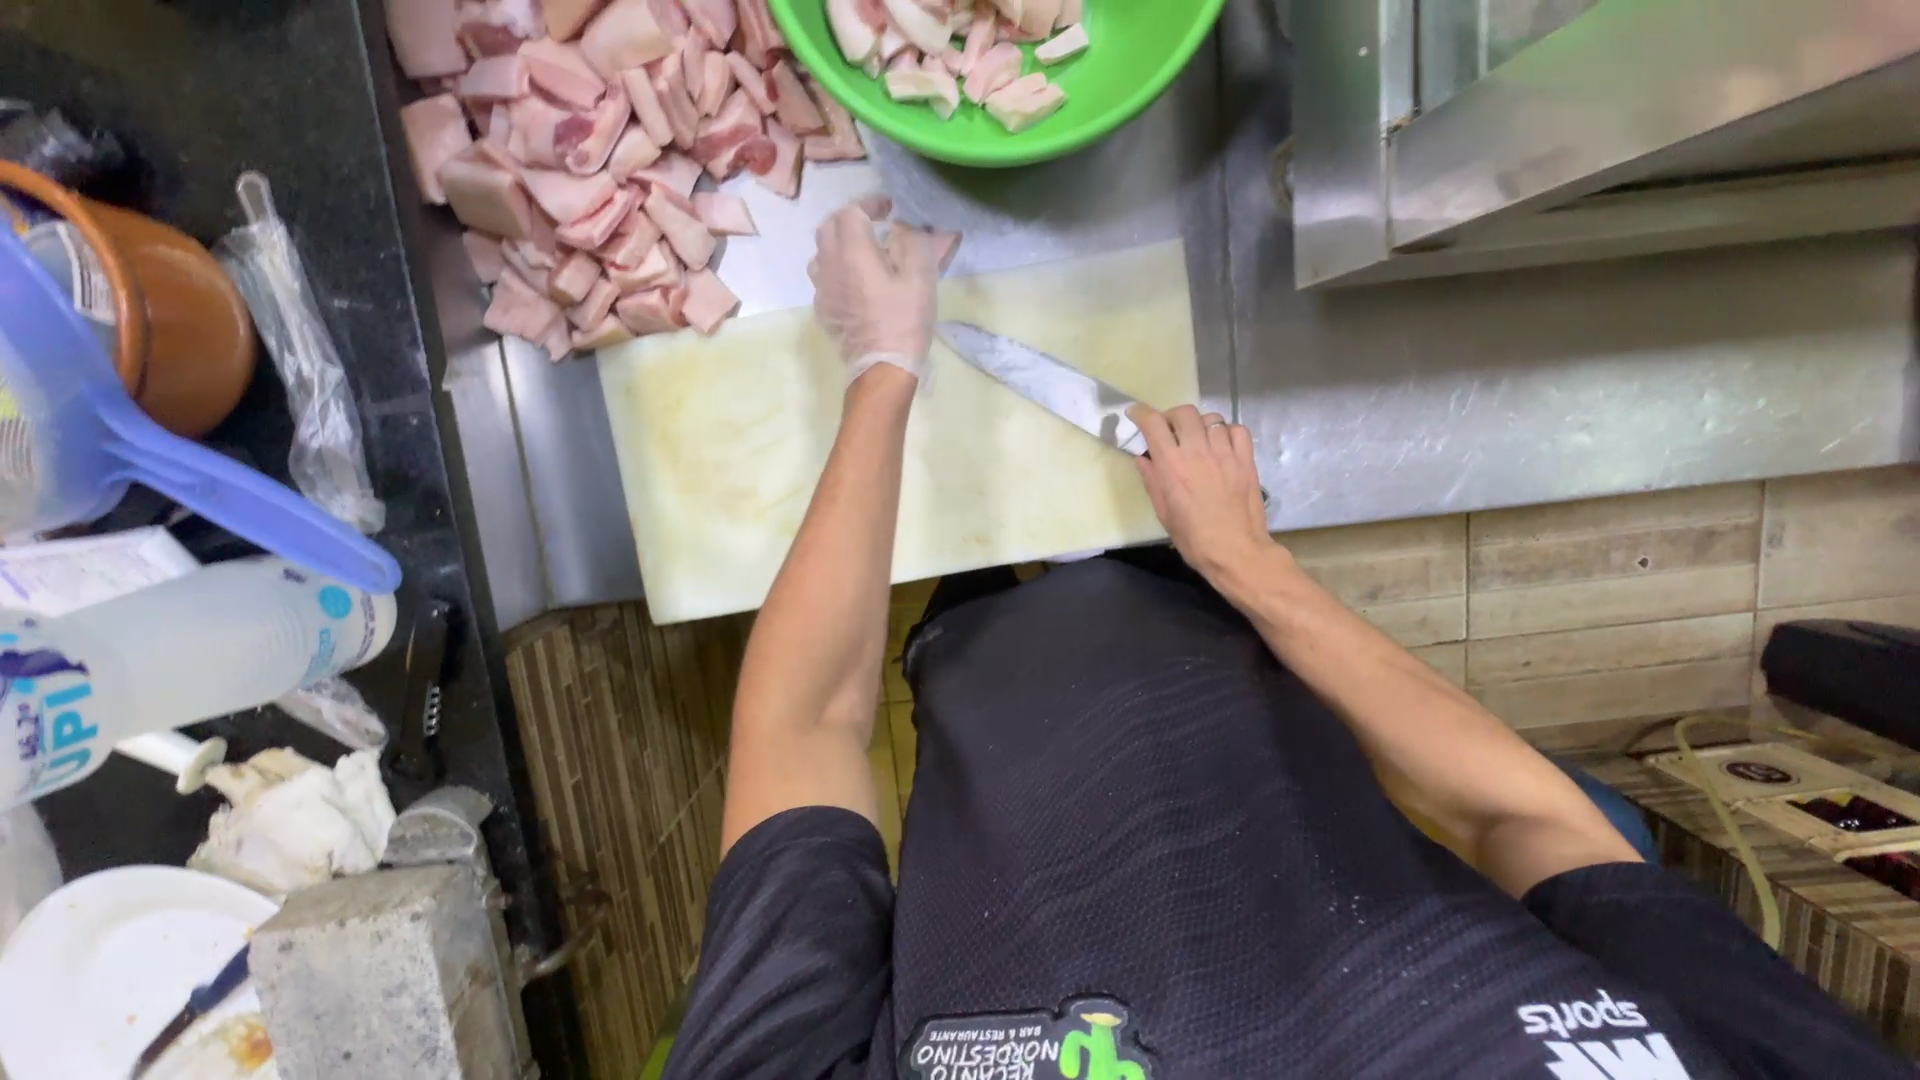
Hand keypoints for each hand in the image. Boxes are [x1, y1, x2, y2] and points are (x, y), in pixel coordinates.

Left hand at [808, 196, 941, 383]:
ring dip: (839, 245)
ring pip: (821, 254)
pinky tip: (856, 283)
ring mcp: (822, 290)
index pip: (850, 211)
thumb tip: (902, 229)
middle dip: (850, 219)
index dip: (870, 203)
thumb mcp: (920, 276)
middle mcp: (829, 265)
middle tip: (874, 225)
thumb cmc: (904, 321)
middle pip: (829, 228)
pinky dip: (837, 270)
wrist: (883, 368)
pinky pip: (824, 280)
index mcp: (852, 251)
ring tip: (862, 253)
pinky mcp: (824, 311)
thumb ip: (912, 241)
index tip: (889, 210)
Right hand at [1129, 405, 1276, 580]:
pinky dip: (1226, 432)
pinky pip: (1237, 430)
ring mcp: (1225, 454)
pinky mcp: (1246, 460)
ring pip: (1211, 419)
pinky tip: (1222, 445)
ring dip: (1199, 425)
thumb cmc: (1193, 539)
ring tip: (1198, 440)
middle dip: (1172, 416)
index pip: (1154, 424)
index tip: (1136, 414)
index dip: (1142, 413)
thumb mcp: (1164, 512)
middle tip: (1170, 430)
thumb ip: (1152, 481)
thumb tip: (1144, 458)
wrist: (1236, 552)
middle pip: (1184, 413)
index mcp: (1172, 466)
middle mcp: (1198, 452)